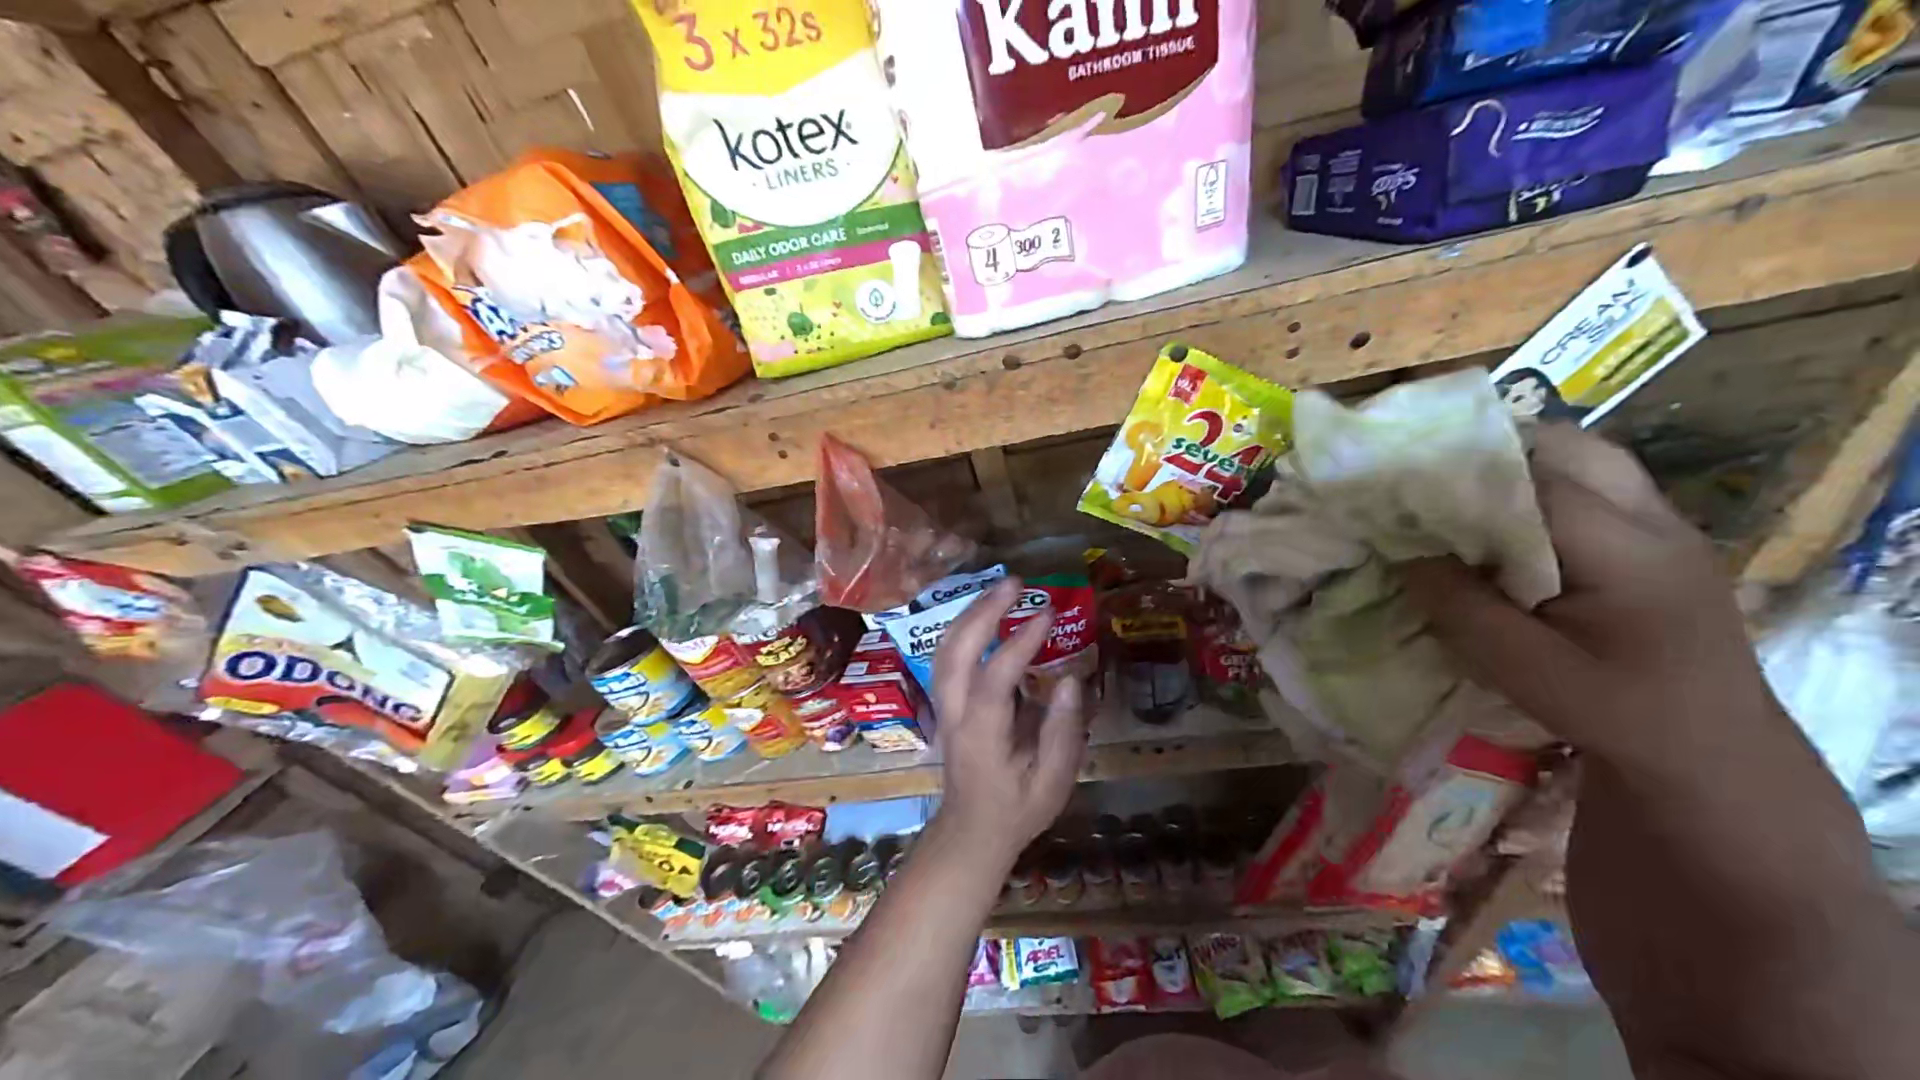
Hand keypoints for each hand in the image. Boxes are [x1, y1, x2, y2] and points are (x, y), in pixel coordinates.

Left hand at [929, 577, 1087, 868]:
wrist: (971, 832)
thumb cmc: (1016, 810)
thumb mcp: (1052, 783)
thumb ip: (1063, 733)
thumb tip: (1071, 680)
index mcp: (981, 735)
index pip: (995, 678)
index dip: (1020, 643)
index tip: (1047, 614)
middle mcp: (954, 713)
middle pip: (956, 651)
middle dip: (983, 610)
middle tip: (1016, 583)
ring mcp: (944, 706)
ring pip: (944, 649)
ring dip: (971, 613)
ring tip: (1003, 589)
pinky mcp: (945, 703)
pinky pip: (946, 656)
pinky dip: (964, 628)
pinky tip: (985, 613)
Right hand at [1401, 424, 1785, 772]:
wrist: (1715, 752)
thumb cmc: (1617, 715)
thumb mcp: (1523, 670)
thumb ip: (1460, 605)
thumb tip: (1403, 551)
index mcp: (1626, 553)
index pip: (1535, 483)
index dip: (1464, 477)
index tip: (1402, 490)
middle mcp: (1655, 522)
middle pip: (1570, 448)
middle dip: (1494, 453)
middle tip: (1432, 485)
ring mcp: (1666, 527)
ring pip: (1588, 459)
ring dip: (1522, 466)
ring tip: (1464, 496)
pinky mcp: (1661, 541)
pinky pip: (1597, 486)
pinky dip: (1545, 486)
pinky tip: (1510, 523)